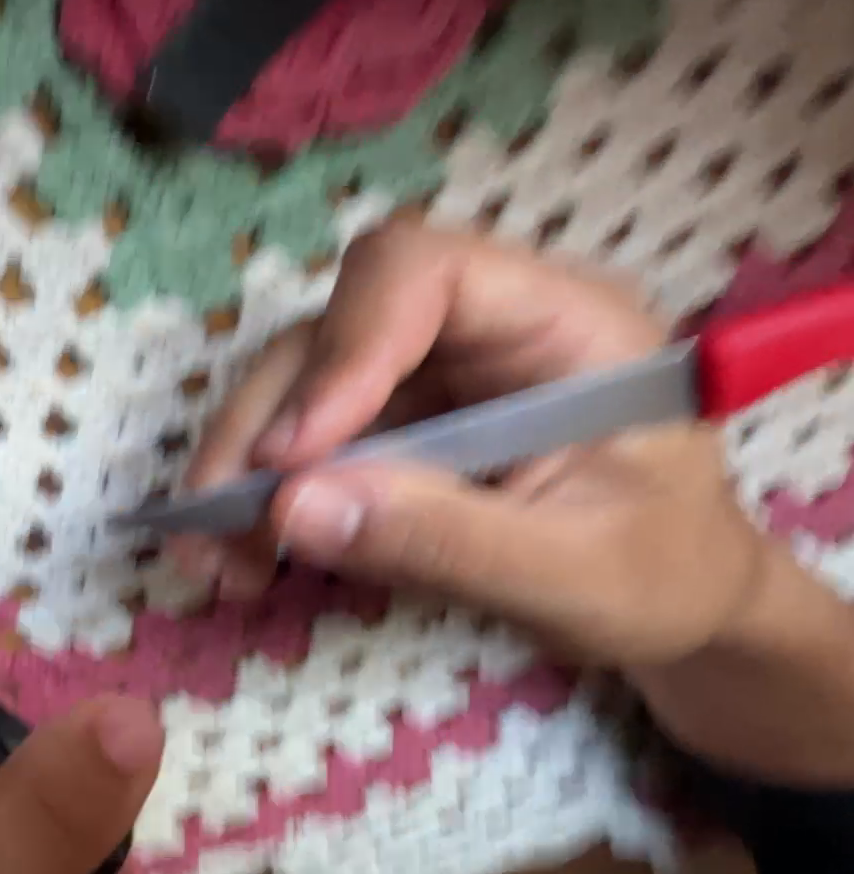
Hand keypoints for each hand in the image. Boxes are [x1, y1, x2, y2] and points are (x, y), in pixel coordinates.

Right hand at [172, 221, 768, 667]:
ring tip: (218, 562)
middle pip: (319, 339)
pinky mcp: (365, 422)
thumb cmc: (658, 576)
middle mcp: (460, 331)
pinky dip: (243, 499)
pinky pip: (280, 441)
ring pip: (280, 390)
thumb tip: (288, 506)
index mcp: (551, 322)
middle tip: (215, 526)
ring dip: (232, 473)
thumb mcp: (577, 574)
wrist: (657, 600)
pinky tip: (236, 556)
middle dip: (255, 433)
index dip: (342, 349)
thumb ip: (444, 537)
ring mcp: (404, 375)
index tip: (293, 456)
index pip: (418, 272)